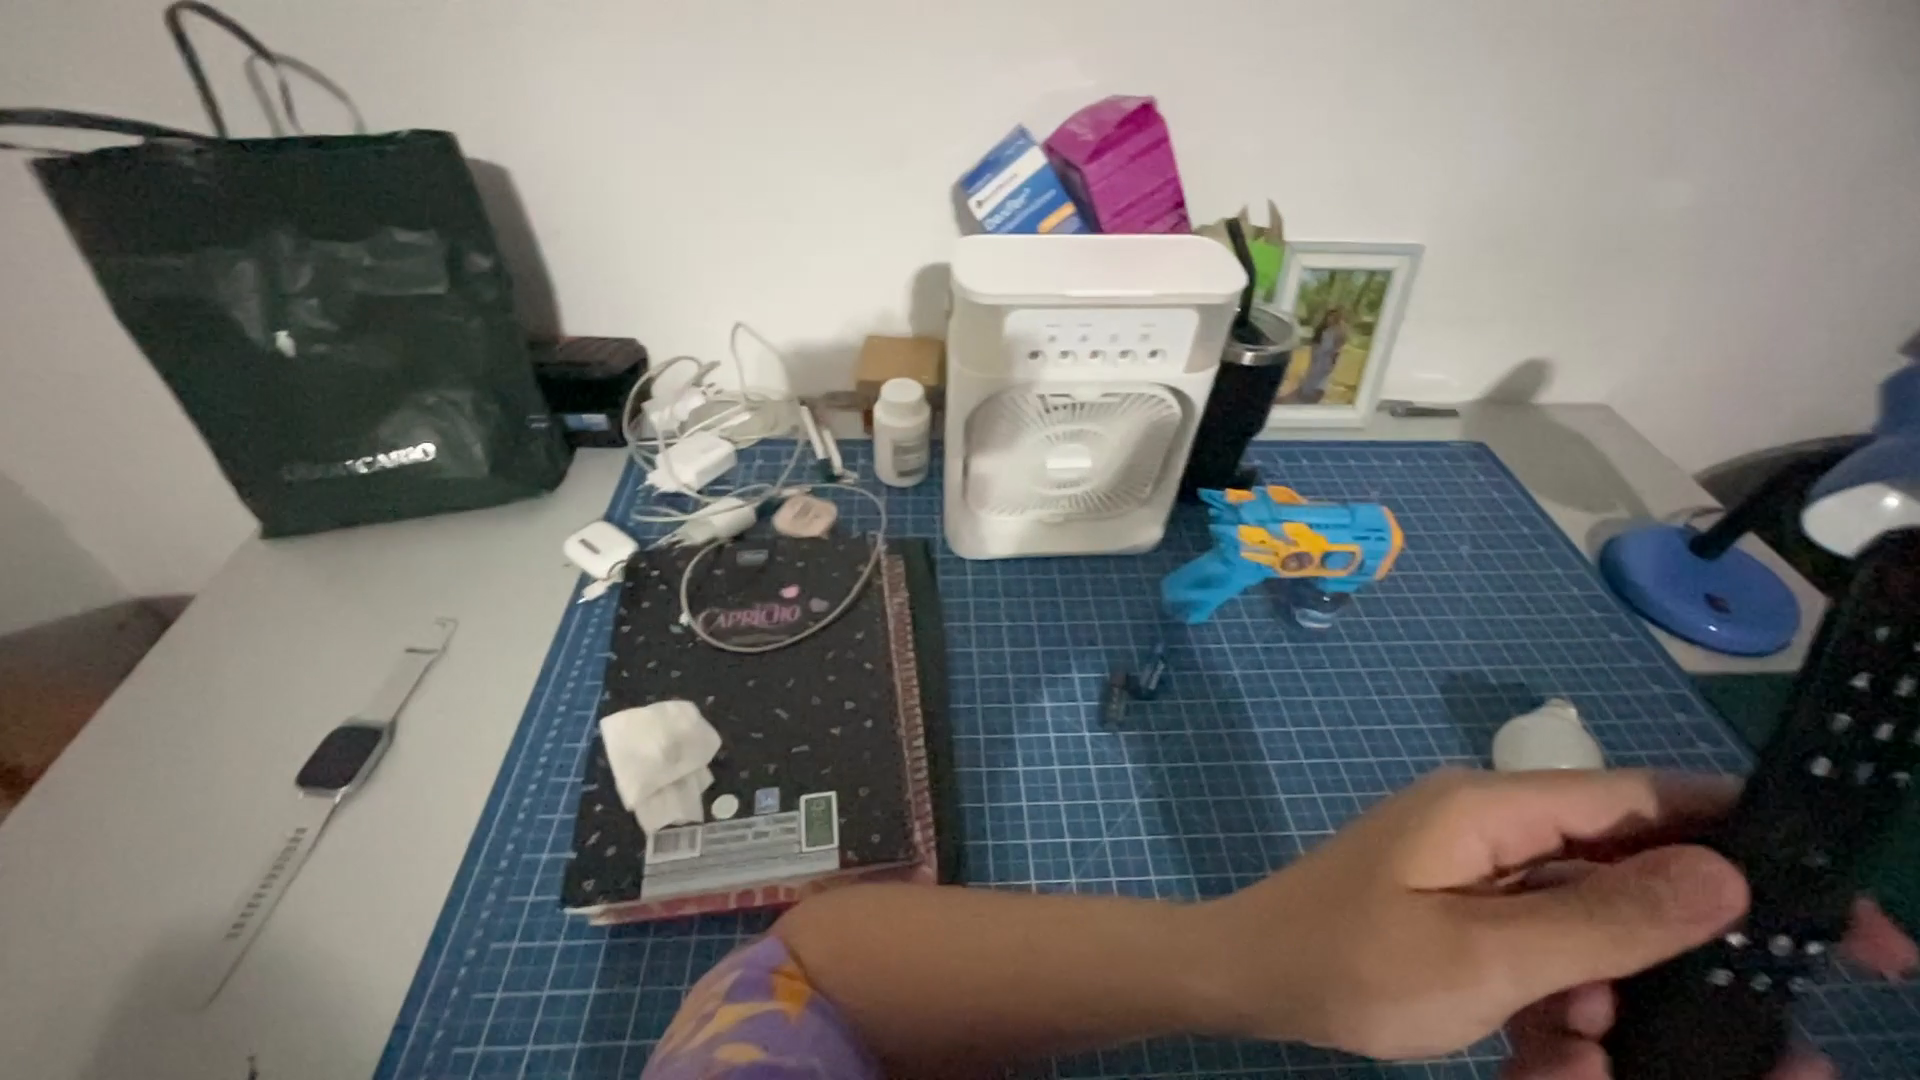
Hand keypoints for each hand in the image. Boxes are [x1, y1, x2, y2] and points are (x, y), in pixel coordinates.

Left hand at [1191, 767, 1912, 1062]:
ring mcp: (1469, 872)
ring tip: (1582, 1058)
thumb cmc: (1353, 963)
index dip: (1747, 843)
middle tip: (1766, 1045)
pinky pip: (1534, 955)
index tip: (1847, 917)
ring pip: (1585, 931)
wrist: (1249, 978)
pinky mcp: (1455, 914)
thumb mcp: (1489, 955)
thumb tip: (1723, 872)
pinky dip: (1553, 1008)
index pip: (1643, 801)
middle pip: (1624, 875)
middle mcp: (1486, 828)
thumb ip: (1605, 917)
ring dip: (1610, 1000)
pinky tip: (1541, 1060)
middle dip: (1688, 957)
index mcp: (1490, 810)